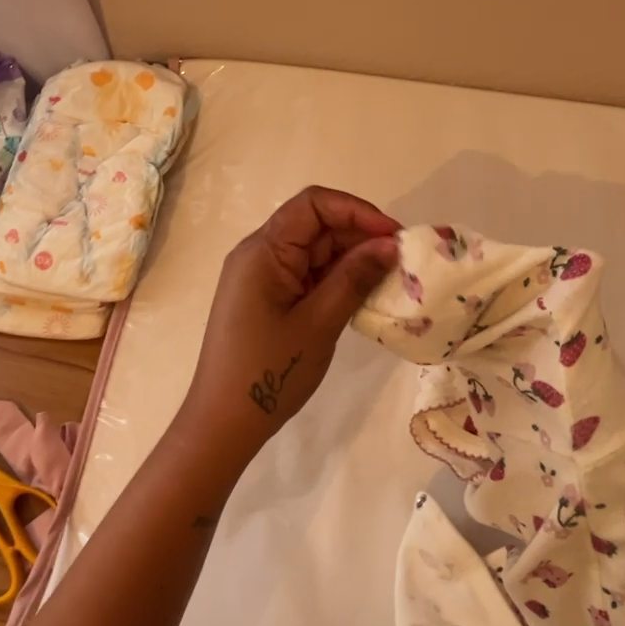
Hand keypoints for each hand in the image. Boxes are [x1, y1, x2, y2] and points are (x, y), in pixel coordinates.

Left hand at [177, 187, 401, 461]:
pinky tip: (363, 296)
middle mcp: (259, 253)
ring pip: (313, 250)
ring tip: (389, 281)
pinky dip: (335, 279)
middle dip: (359, 236)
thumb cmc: (270, 371)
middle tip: (401, 263)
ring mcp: (261, 275)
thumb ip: (354, 278)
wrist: (223, 421)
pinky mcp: (266, 297)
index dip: (357, 212)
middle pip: (315, 225)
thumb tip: (388, 245)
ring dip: (351, 260)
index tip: (394, 236)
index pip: (313, 204)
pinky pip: (306, 273)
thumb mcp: (319, 323)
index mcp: (264, 250)